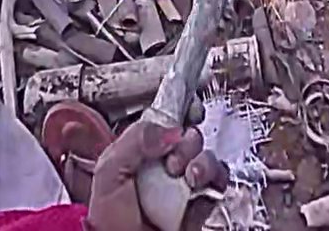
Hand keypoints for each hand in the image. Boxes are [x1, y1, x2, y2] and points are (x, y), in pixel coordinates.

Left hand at [85, 123, 224, 230]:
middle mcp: (169, 162)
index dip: (183, 109)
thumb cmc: (109, 218)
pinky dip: (215, 179)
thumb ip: (136, 139)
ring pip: (208, 156)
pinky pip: (219, 183)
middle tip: (174, 161)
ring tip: (191, 177)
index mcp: (147, 148)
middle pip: (192, 135)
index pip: (171, 118)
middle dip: (189, 142)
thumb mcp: (110, 169)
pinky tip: (198, 188)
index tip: (188, 109)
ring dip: (204, 161)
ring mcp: (185, 184)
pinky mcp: (200, 205)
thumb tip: (172, 130)